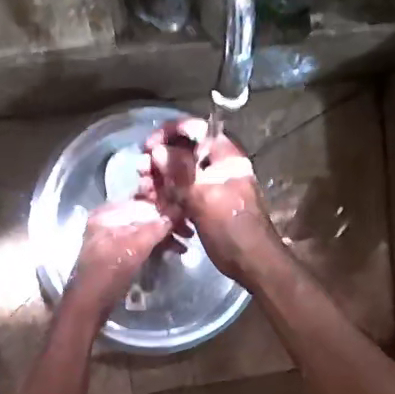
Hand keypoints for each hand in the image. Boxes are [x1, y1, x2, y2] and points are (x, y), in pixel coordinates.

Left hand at [69, 199, 174, 318]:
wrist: (90, 304)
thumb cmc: (109, 271)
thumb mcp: (134, 247)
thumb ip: (155, 228)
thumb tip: (176, 211)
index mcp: (106, 214)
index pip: (140, 201)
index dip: (163, 205)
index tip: (184, 212)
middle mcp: (107, 222)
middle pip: (143, 216)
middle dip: (165, 223)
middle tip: (187, 232)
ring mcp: (111, 239)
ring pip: (143, 232)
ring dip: (163, 237)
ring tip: (182, 246)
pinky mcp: (117, 255)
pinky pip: (139, 244)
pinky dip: (154, 247)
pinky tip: (171, 252)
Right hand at [142, 119, 279, 281]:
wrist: (253, 264)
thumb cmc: (232, 229)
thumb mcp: (204, 197)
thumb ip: (179, 172)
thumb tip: (157, 151)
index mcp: (225, 156)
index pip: (196, 129)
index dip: (170, 133)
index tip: (148, 146)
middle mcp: (219, 166)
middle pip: (185, 151)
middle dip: (160, 159)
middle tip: (141, 172)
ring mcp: (213, 186)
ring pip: (182, 174)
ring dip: (161, 179)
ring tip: (143, 190)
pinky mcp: (207, 205)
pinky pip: (184, 193)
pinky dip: (169, 195)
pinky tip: (154, 202)